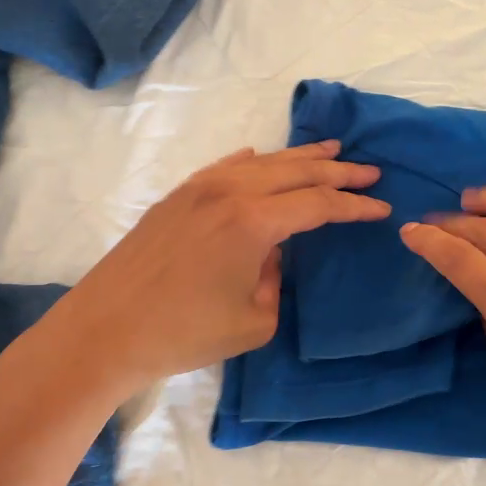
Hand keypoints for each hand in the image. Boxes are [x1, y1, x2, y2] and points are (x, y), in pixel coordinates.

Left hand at [21, 141, 388, 399]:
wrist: (102, 333)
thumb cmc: (183, 334)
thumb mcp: (254, 321)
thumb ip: (277, 281)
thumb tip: (270, 255)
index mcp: (254, 221)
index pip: (319, 204)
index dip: (355, 205)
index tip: (383, 207)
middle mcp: (230, 192)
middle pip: (296, 172)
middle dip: (338, 171)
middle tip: (370, 171)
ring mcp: (199, 189)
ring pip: (261, 162)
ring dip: (299, 157)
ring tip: (330, 151)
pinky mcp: (176, 198)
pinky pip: (223, 166)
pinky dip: (251, 160)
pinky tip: (260, 156)